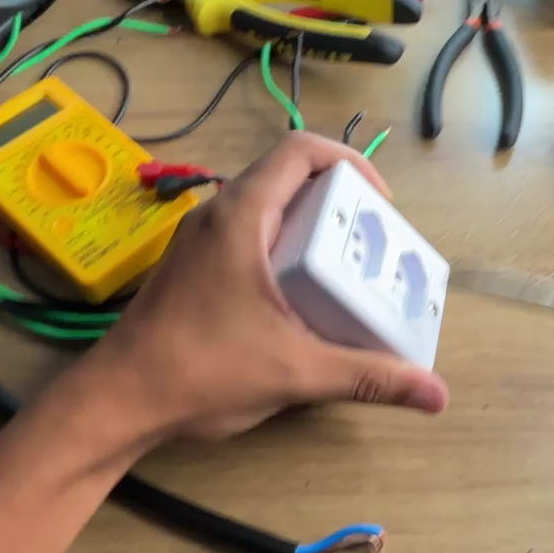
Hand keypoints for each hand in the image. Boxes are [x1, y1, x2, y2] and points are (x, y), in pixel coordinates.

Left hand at [72, 132, 448, 442]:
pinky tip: (296, 299)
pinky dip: (282, 250)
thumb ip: (368, 378)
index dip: (350, 161)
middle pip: (287, 178)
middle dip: (337, 202)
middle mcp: (217, 216)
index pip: (300, 151)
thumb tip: (437, 394)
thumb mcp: (296, 371)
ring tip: (342, 270)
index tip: (381, 203)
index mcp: (241, 217)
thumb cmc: (201, 371)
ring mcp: (198, 242)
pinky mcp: (191, 268)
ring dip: (309, 228)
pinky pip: (247, 238)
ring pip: (266, 210)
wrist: (116, 401)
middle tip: (370, 243)